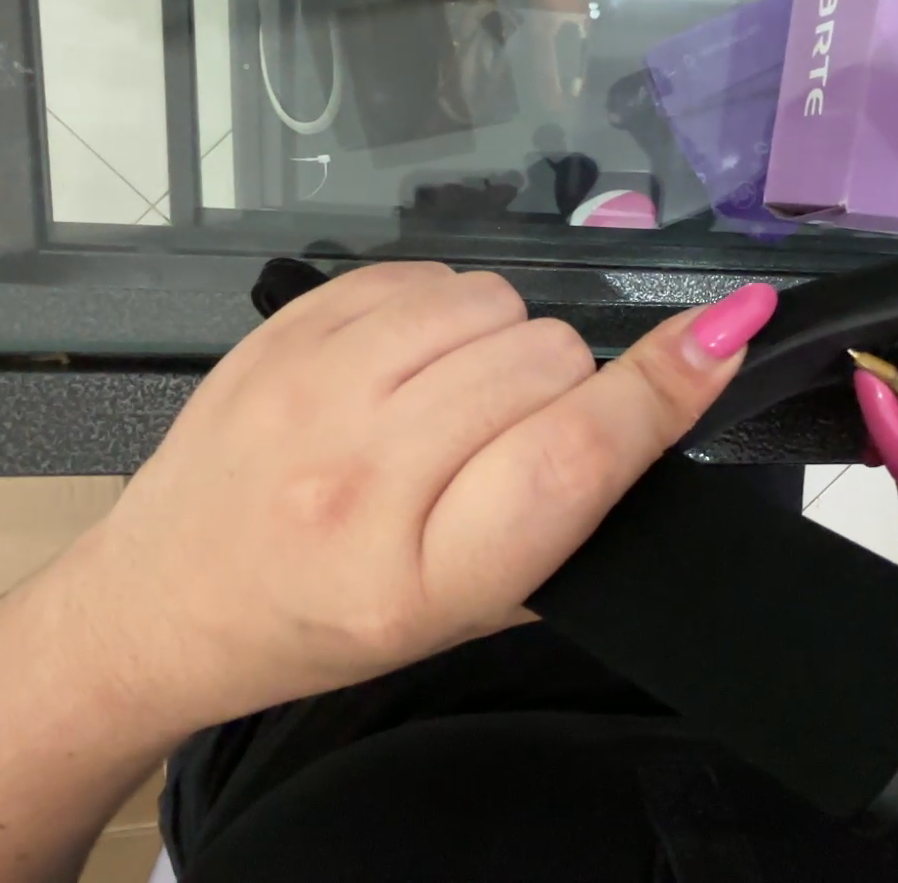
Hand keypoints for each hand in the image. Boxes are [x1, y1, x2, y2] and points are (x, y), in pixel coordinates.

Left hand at [48, 262, 777, 732]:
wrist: (171, 600)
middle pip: (545, 359)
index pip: (572, 453)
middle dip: (562, 386)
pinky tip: (409, 360)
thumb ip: (565, 516)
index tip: (726, 334)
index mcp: (417, 570)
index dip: (663, 388)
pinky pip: (424, 273)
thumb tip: (656, 399)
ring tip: (456, 393)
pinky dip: (444, 310)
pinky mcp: (284, 328)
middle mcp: (360, 470)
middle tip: (512, 432)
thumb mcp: (463, 610)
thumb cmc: (325, 625)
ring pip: (492, 301)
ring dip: (504, 341)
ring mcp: (310, 385)